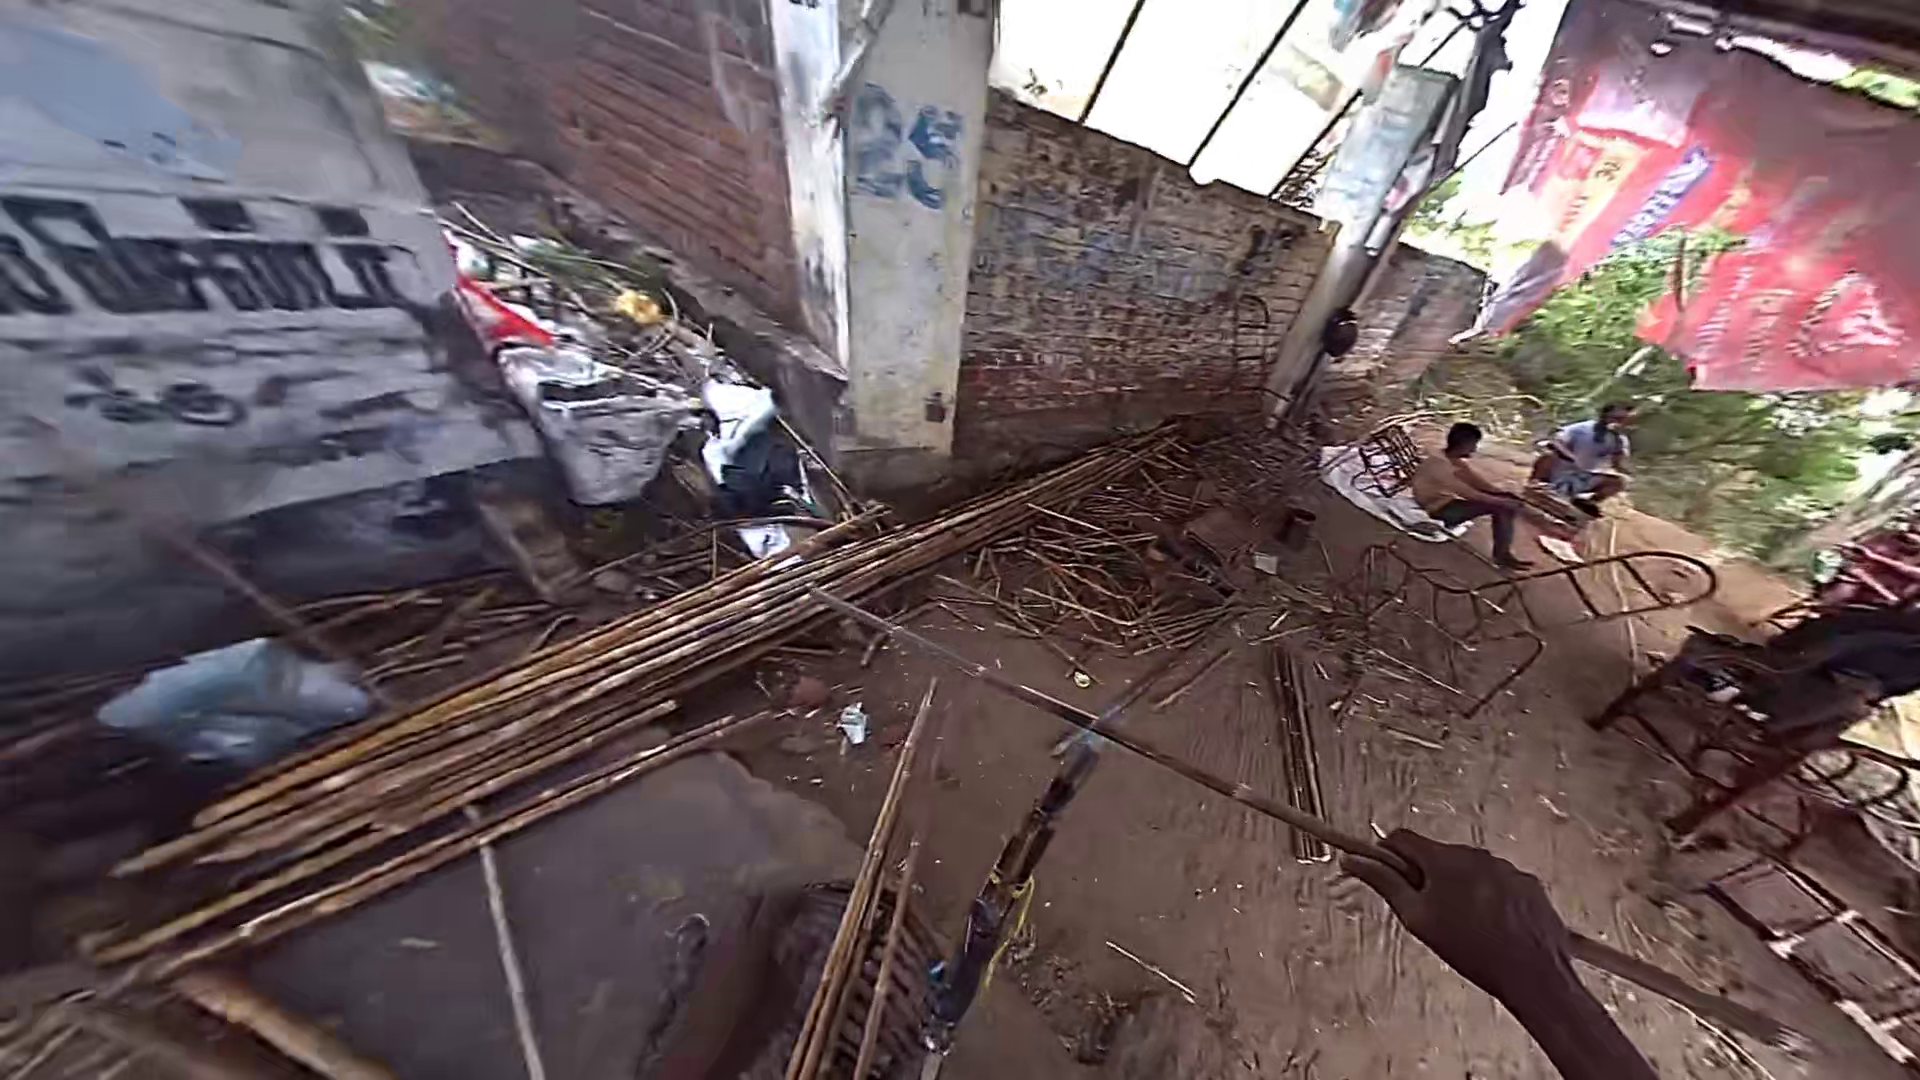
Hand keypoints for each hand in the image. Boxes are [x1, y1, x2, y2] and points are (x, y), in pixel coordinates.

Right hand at [1341, 830, 1574, 1001]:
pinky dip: (1490, 892)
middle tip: (1429, 905)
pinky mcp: (1530, 885)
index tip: (1389, 873)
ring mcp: (1506, 868)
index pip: (1401, 838)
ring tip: (1466, 918)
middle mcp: (1474, 854)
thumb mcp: (1416, 917)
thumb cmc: (1473, 950)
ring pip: (1467, 866)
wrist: (1538, 982)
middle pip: (1435, 852)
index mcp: (1443, 859)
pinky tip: (1493, 921)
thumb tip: (1350, 859)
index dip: (1389, 853)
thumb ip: (1382, 881)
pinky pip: (1498, 878)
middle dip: (1427, 872)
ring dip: (1459, 882)